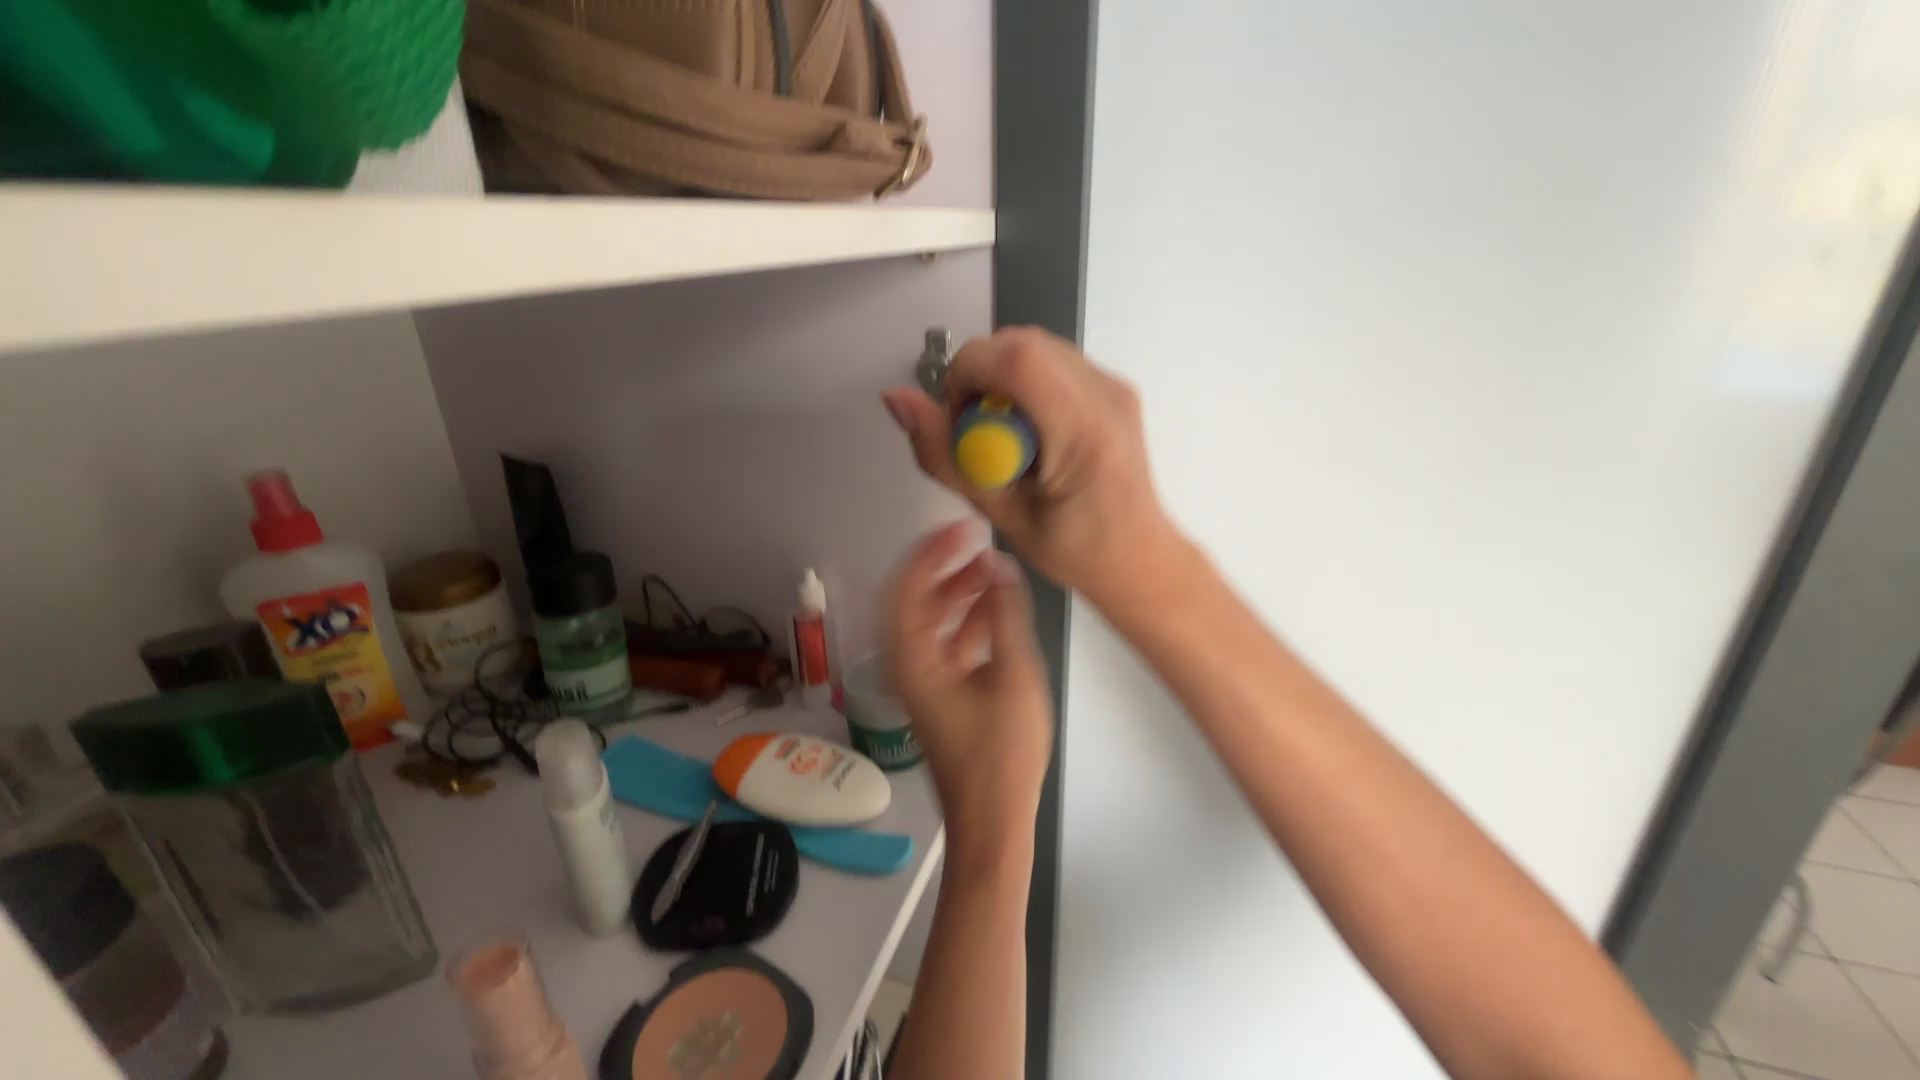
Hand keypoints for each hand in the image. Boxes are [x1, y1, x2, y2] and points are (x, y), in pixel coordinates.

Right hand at [882, 327, 1175, 600]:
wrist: (1138, 556)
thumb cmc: (1075, 550)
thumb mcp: (1000, 515)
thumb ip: (945, 457)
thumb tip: (898, 401)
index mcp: (1083, 433)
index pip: (1015, 360)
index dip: (967, 374)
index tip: (958, 419)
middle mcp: (1106, 396)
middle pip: (1020, 343)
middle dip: (978, 375)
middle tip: (975, 431)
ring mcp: (1114, 385)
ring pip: (1033, 345)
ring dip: (999, 378)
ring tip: (1002, 436)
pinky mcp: (1113, 385)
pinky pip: (1052, 360)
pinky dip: (1024, 383)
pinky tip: (1028, 432)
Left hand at [886, 522, 1052, 867]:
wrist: (991, 819)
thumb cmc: (1001, 755)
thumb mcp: (1013, 676)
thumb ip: (1004, 616)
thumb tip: (999, 567)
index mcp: (911, 659)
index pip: (907, 587)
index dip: (932, 551)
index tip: (963, 528)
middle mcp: (907, 665)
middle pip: (917, 600)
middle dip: (947, 567)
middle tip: (979, 540)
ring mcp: (922, 680)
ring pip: (932, 621)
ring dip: (959, 592)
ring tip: (994, 569)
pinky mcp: (940, 693)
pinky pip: (945, 643)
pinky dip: (966, 621)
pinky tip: (995, 608)